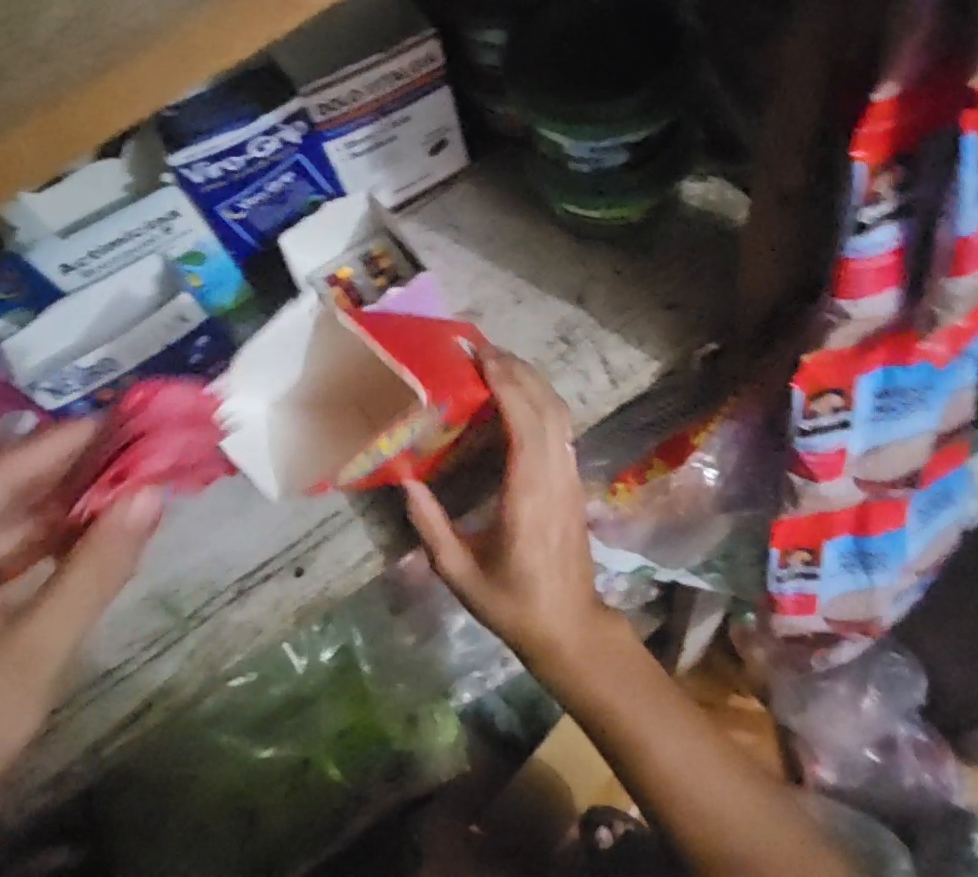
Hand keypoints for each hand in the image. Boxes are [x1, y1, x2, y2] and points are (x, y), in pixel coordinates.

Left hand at [0, 419, 163, 876]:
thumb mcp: (36, 657)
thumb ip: (94, 572)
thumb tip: (150, 496)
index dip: (55, 449)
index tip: (116, 418)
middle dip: (64, 472)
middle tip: (132, 441)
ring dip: (59, 500)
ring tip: (124, 469)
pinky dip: (42, 534)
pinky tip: (90, 514)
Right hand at [401, 348, 611, 664]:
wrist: (570, 627)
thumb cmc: (513, 604)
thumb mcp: (459, 573)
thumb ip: (430, 526)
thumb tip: (404, 480)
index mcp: (529, 495)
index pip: (526, 423)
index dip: (507, 384)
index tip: (480, 358)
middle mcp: (556, 477)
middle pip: (548, 407)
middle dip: (518, 371)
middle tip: (481, 350)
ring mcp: (571, 478)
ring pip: (560, 414)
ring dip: (532, 382)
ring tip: (496, 364)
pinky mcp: (574, 483)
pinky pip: (561, 430)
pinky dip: (540, 402)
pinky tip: (516, 398)